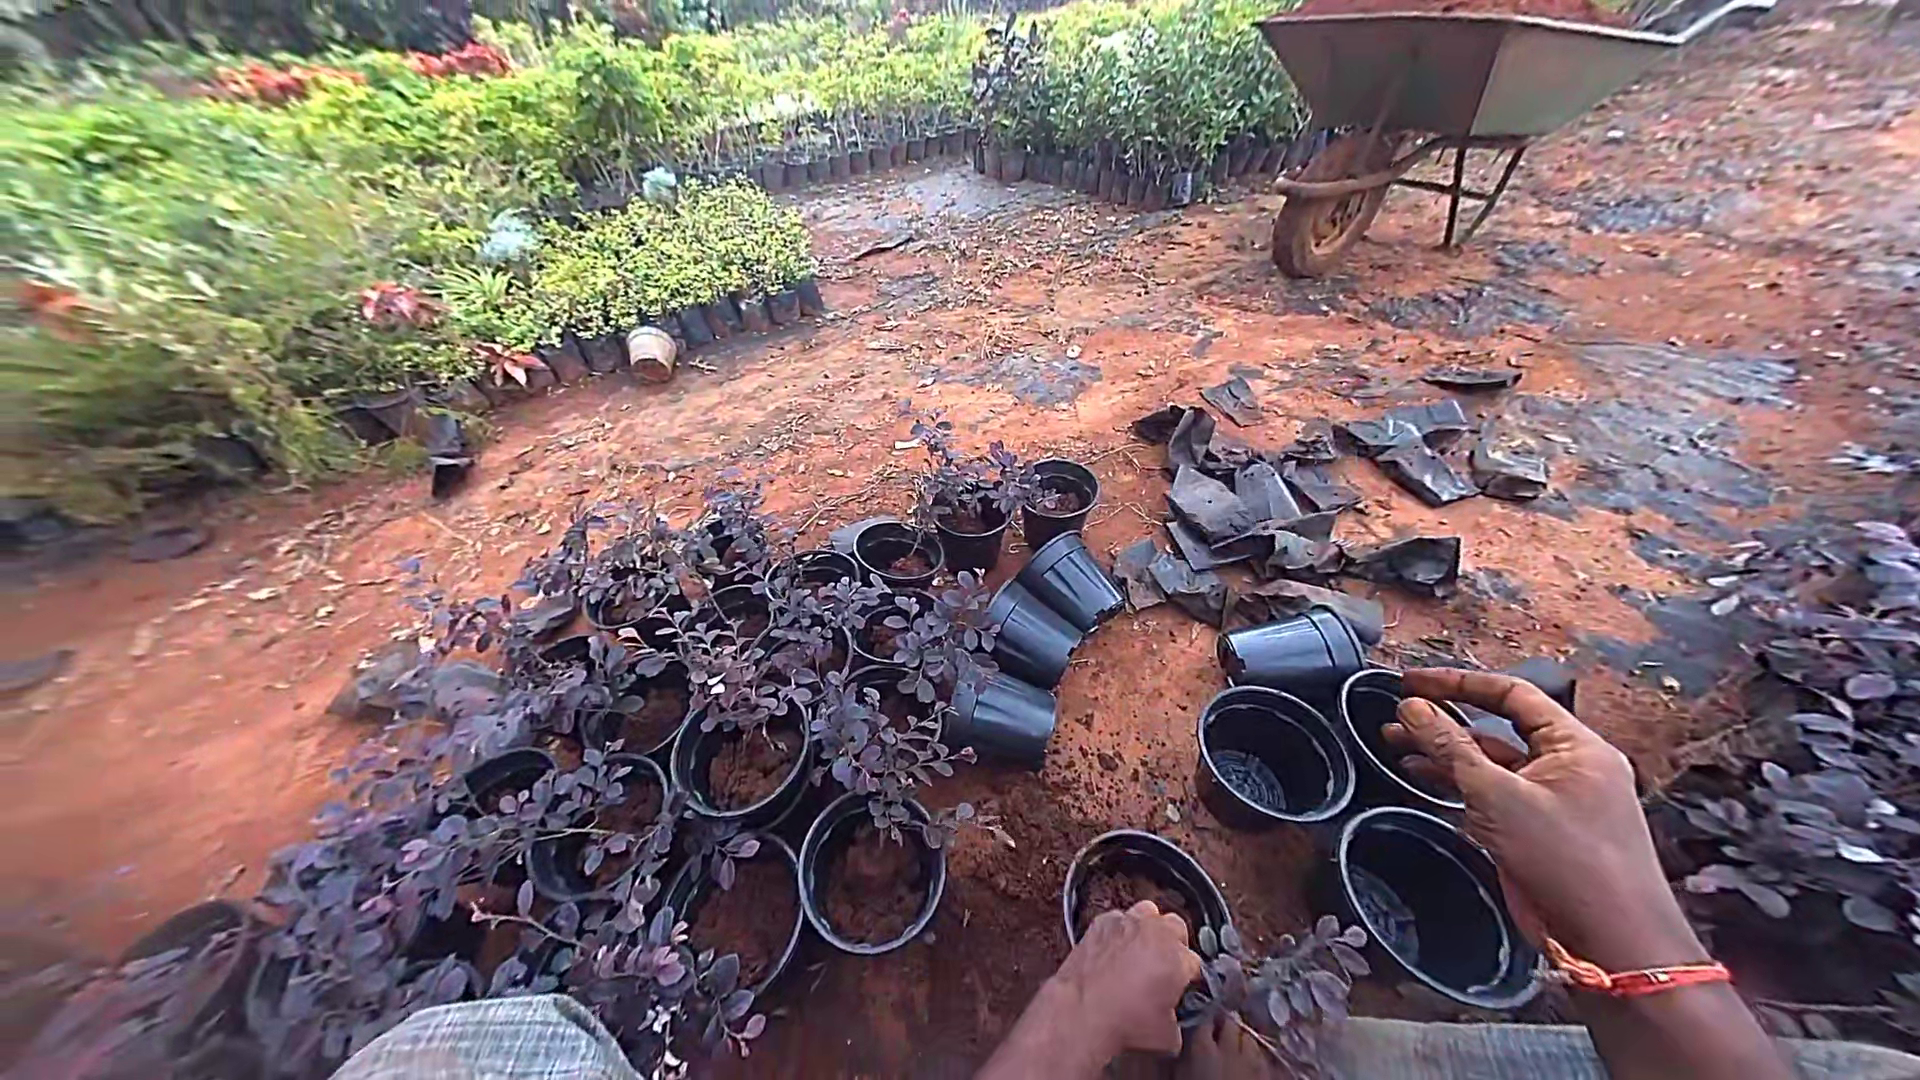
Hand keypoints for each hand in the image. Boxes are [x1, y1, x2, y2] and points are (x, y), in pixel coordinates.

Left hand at [1049, 901, 1201, 1057]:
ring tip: (1144, 949)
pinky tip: (1118, 948)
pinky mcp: (1103, 920)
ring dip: (1150, 927)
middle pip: (1176, 926)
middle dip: (1175, 943)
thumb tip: (1172, 1014)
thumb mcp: (1166, 1035)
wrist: (1083, 1007)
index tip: (1183, 985)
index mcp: (1176, 957)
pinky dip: (1122, 930)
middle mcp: (1153, 931)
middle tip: (1166, 964)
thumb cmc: (1125, 1020)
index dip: (1190, 976)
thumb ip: (1178, 1018)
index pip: (1194, 962)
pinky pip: (1119, 918)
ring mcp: (1127, 921)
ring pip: (1148, 912)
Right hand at [1384, 669, 1706, 971]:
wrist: (1612, 946)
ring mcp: (1550, 795)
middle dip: (1442, 715)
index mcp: (1576, 747)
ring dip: (1440, 747)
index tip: (1409, 681)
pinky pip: (1485, 785)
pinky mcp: (1533, 823)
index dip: (1456, 682)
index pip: (1511, 694)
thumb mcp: (1496, 793)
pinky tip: (1417, 773)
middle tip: (1397, 710)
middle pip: (1495, 723)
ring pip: (1485, 755)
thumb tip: (1410, 706)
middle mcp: (1566, 765)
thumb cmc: (1567, 860)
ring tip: (1394, 740)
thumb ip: (1448, 744)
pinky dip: (1451, 776)